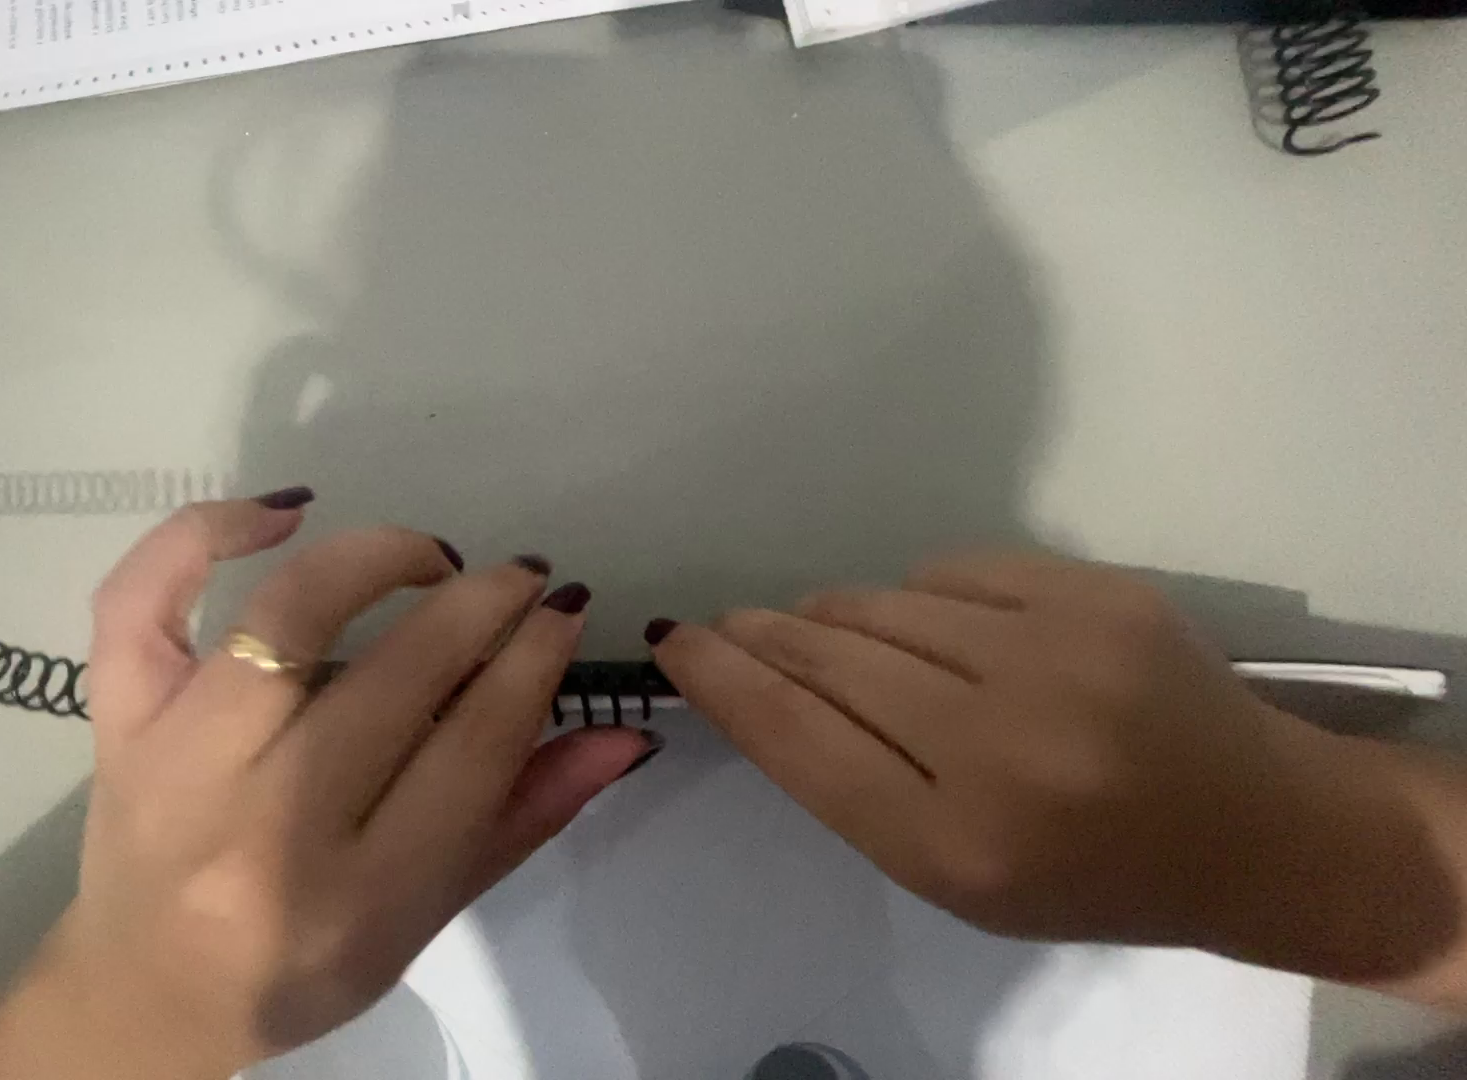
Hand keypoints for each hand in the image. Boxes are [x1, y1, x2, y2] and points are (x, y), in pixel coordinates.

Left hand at [0, 494, 656, 1078]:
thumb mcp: (430, 911)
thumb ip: (530, 813)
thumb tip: (625, 733)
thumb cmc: (304, 965)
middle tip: (521, 576)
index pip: (473, 747)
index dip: (535, 660)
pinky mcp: (119, 718)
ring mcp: (176, 761)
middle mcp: (264, 825)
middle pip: (398, 676)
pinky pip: (141, 598)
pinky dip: (208, 531)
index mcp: (357, 896)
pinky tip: (285, 509)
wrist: (143, 995)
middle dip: (482, 604)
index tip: (563, 609)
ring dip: (378, 558)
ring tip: (430, 556)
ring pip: (286, 617)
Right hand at [647, 551, 1460, 985]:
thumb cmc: (1075, 870)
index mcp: (955, 843)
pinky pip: (943, 570)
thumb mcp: (937, 859)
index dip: (718, 677)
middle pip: (823, 658)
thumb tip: (752, 671)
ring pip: (874, 604)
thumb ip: (838, 772)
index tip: (673, 639)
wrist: (1262, 835)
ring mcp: (1060, 658)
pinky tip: (951, 634)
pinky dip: (919, 598)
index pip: (793, 734)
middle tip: (732, 627)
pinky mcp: (1098, 594)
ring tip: (856, 646)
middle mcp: (1006, 747)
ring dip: (837, 619)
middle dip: (760, 635)